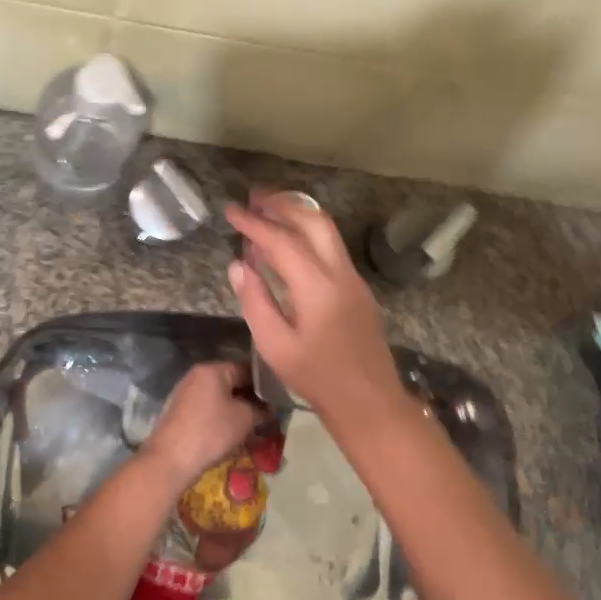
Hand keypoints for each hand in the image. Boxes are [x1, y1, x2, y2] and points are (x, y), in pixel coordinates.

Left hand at [142, 362, 262, 488]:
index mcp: (211, 370)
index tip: (280, 399)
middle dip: (251, 399)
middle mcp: (196, 376)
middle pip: (232, 383)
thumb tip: (270, 408)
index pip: (246, 369)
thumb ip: (261, 409)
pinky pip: (208, 410)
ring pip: (220, 398)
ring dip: (238, 410)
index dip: (265, 384)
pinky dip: (223, 418)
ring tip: (256, 426)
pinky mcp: (181, 412)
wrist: (172, 458)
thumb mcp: (245, 419)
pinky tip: (235, 433)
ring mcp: (186, 394)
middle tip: (271, 415)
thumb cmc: (211, 432)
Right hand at [225, 190, 406, 425]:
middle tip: (252, 199)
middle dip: (282, 205)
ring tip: (267, 212)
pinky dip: (307, 235)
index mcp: (317, 287)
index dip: (254, 223)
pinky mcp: (357, 289)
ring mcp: (353, 279)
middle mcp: (340, 273)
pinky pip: (331, 248)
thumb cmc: (316, 377)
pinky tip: (287, 247)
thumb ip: (255, 301)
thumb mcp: (274, 345)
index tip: (231, 211)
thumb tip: (239, 265)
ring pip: (327, 232)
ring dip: (297, 215)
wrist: (369, 400)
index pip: (282, 241)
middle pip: (313, 221)